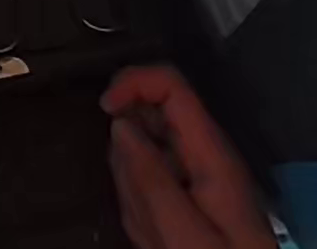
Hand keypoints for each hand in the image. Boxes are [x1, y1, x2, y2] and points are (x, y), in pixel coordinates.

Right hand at [103, 66, 276, 248]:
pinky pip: (148, 184)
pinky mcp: (187, 202)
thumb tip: (118, 122)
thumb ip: (151, 180)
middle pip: (151, 115)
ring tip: (152, 234)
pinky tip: (153, 239)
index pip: (171, 84)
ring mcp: (195, 179)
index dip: (133, 82)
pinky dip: (140, 206)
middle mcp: (204, 156)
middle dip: (129, 150)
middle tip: (135, 204)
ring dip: (133, 186)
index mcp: (212, 154)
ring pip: (144, 151)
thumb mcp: (188, 242)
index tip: (104, 110)